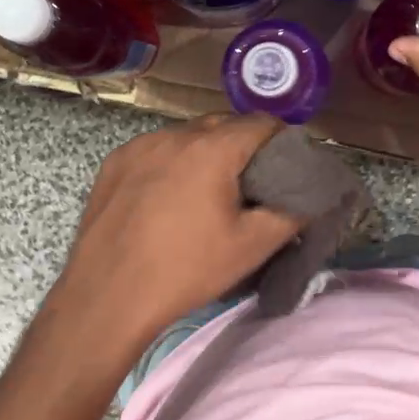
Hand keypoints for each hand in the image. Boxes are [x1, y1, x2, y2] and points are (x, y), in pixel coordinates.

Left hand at [51, 114, 301, 351]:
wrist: (107, 296)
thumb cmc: (185, 270)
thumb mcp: (250, 247)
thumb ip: (290, 213)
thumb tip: (311, 195)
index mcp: (213, 148)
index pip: (261, 123)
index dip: (280, 140)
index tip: (285, 165)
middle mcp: (176, 134)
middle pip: (223, 124)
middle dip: (242, 146)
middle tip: (249, 184)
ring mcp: (141, 145)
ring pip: (186, 136)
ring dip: (203, 152)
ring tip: (205, 192)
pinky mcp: (114, 161)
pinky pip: (154, 150)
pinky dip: (169, 163)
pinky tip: (166, 198)